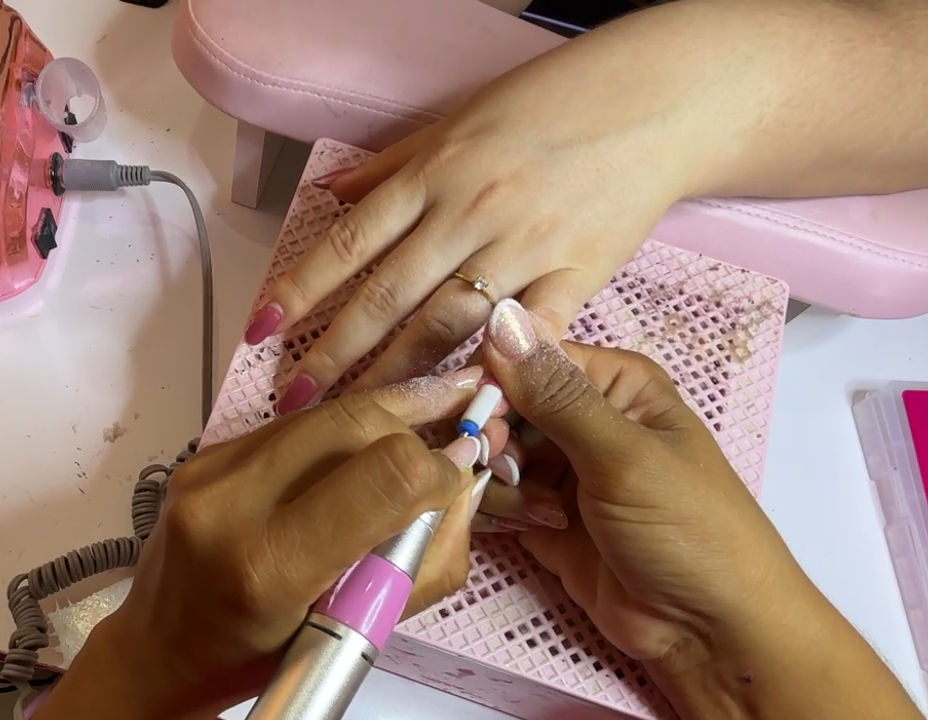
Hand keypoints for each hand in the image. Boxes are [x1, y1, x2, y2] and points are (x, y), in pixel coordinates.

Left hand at [92, 370, 509, 719]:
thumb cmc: (258, 666)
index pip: (382, 475)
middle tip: (455, 422)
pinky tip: (354, 451)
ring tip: (419, 424)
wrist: (159, 651)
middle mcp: (229, 503)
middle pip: (353, 421)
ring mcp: (206, 471)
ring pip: (320, 414)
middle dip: (416, 419)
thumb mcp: (351, 635)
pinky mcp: (200, 456)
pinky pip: (288, 427)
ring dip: (378, 419)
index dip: (436, 469)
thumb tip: (463, 487)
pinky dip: (333, 435)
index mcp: (269, 566)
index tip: (454, 482)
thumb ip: (421, 564)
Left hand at [248, 51, 711, 411]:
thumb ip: (391, 165)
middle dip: (334, 353)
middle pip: (385, 296)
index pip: (349, 242)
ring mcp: (524, 247)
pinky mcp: (576, 277)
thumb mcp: (460, 121)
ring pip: (444, 324)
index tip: (260, 333)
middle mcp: (470, 212)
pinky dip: (493, 374)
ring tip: (354, 415)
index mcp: (436, 172)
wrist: (666, 96)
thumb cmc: (554, 104)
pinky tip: (455, 412)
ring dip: (393, 375)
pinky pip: (527, 338)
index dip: (299, 290)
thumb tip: (328, 195)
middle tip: (294, 398)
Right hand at [476, 299, 804, 665]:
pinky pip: (494, 499)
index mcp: (611, 385)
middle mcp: (579, 421)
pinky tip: (538, 529)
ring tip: (543, 512)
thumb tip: (501, 317)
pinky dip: (501, 512)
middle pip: (501, 410)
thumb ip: (555, 394)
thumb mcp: (622, 455)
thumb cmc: (683, 528)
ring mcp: (557, 471)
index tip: (476, 419)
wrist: (703, 628)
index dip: (493, 384)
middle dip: (494, 441)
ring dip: (501, 484)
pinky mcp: (538, 515)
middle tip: (508, 472)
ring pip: (491, 457)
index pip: (526, 361)